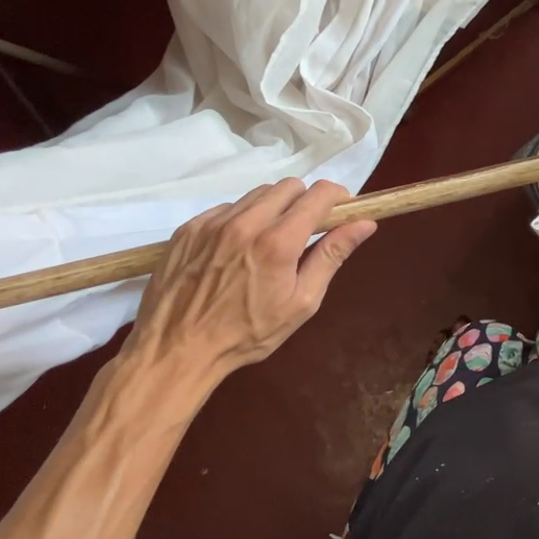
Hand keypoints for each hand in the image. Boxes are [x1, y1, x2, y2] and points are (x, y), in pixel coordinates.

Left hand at [121, 179, 376, 383]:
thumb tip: (364, 223)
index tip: (340, 212)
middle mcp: (246, 223)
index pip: (319, 194)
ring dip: (273, 208)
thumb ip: (332, 256)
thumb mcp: (302, 302)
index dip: (337, 197)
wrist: (173, 352)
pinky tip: (236, 249)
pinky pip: (226, 208)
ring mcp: (212, 223)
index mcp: (278, 242)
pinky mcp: (188, 229)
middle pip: (289, 186)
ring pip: (257, 194)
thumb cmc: (247, 333)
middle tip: (305, 231)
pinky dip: (241, 219)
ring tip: (268, 241)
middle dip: (305, 201)